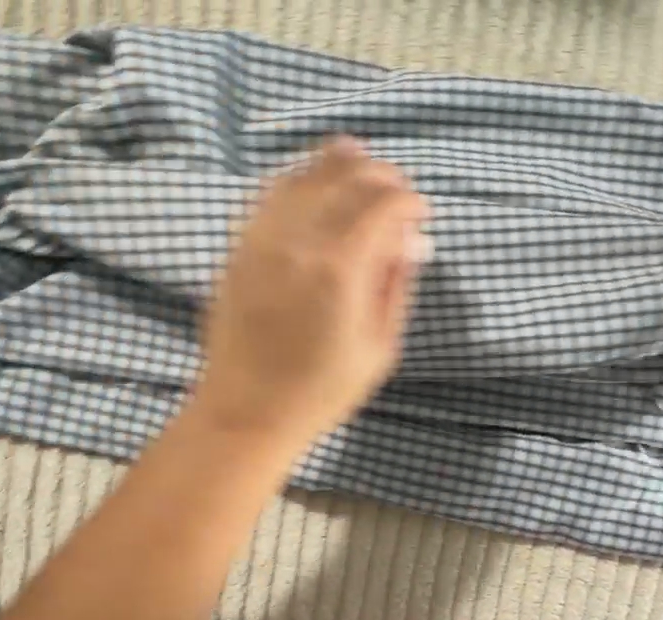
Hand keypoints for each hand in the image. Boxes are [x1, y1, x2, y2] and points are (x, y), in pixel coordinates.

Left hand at [191, 137, 429, 448]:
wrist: (247, 410)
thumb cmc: (321, 391)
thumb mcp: (378, 349)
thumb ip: (396, 287)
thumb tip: (413, 241)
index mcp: (341, 270)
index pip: (383, 204)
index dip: (410, 200)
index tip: (422, 214)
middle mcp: (299, 241)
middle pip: (347, 176)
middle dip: (382, 176)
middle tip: (398, 195)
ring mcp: (263, 239)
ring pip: (305, 172)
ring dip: (340, 166)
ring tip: (362, 174)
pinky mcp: (240, 246)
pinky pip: (271, 192)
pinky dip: (300, 179)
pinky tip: (316, 189)